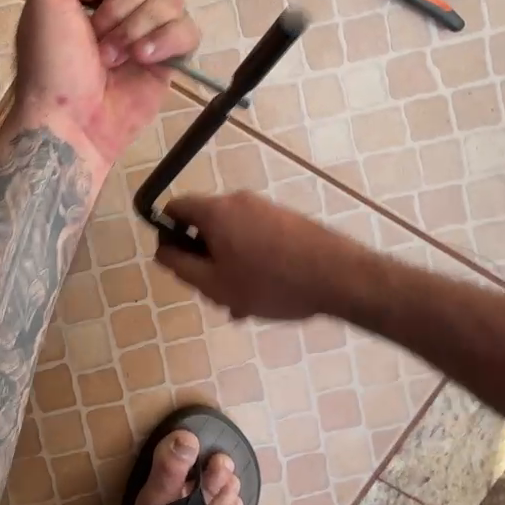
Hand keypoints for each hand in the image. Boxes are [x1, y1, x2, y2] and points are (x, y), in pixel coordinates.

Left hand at [12, 0, 199, 168]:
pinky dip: (165, 42)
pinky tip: (144, 60)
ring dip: (137, 29)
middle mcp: (119, 7)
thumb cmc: (49, 62)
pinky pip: (188, 30)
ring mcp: (146, 32)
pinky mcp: (169, 59)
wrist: (68, 119)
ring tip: (113, 59)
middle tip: (95, 37)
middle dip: (120, 6)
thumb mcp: (48, 1)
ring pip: (169, 1)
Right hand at [153, 193, 376, 320]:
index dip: (167, 234)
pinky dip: (253, 260)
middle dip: (205, 259)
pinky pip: (256, 237)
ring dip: (230, 265)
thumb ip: (180, 266)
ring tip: (245, 303)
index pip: (174, 208)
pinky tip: (268, 293)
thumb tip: (162, 250)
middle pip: (205, 226)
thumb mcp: (216, 284)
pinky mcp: (288, 220)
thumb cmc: (271, 283)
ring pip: (232, 236)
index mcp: (215, 211)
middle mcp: (237, 201)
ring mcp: (266, 208)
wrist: (341, 277)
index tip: (179, 264)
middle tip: (216, 294)